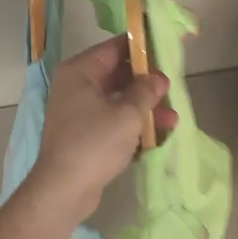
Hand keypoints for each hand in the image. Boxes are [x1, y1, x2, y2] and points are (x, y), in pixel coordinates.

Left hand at [31, 37, 178, 218]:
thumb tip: (158, 79)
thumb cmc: (95, 143)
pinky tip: (155, 137)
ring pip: (117, 104)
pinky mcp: (84, 139)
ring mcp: (78, 115)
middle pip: (117, 77)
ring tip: (172, 120)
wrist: (65, 189)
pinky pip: (112, 125)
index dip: (141, 49)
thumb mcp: (127, 114)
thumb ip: (146, 91)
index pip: (114, 49)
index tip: (165, 52)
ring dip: (144, 111)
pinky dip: (131, 129)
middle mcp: (76, 89)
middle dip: (146, 86)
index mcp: (80, 72)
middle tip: (171, 91)